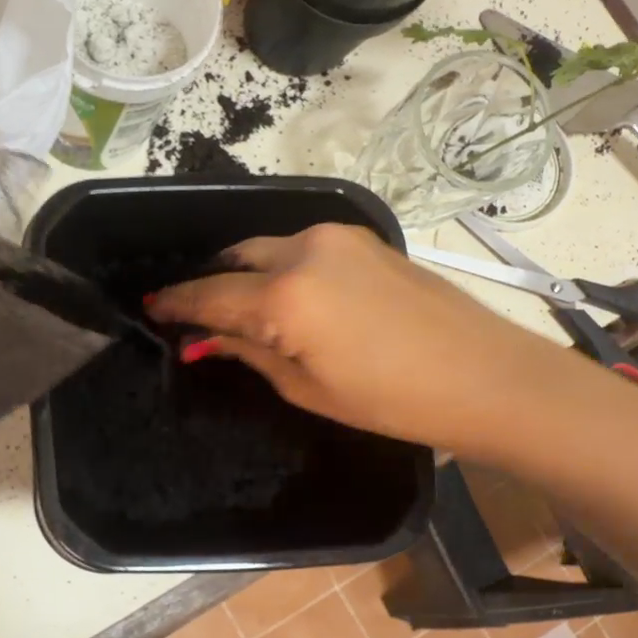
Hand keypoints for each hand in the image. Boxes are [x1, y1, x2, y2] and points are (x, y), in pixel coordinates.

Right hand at [145, 223, 588, 454]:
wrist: (487, 376)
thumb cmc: (389, 399)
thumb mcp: (303, 385)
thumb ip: (245, 351)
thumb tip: (198, 340)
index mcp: (283, 296)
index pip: (209, 294)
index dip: (175, 304)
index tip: (149, 309)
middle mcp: (304, 250)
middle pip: (233, 259)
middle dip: (209, 286)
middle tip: (194, 319)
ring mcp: (338, 238)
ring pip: (266, 248)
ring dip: (244, 274)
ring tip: (239, 312)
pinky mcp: (364, 239)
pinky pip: (299, 247)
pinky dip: (277, 267)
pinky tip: (281, 298)